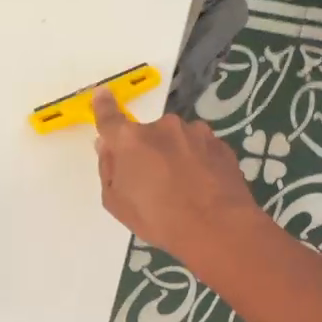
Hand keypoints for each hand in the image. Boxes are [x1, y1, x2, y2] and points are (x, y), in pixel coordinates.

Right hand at [92, 88, 269, 264]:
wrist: (217, 227)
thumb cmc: (157, 218)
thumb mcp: (115, 201)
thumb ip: (108, 168)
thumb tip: (106, 146)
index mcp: (130, 140)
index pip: (110, 117)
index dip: (103, 105)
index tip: (101, 94)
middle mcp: (163, 127)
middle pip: (146, 134)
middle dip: (144, 151)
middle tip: (149, 181)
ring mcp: (195, 132)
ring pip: (175, 140)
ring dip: (172, 155)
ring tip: (179, 187)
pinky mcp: (220, 143)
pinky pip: (198, 148)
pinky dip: (195, 161)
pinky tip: (198, 186)